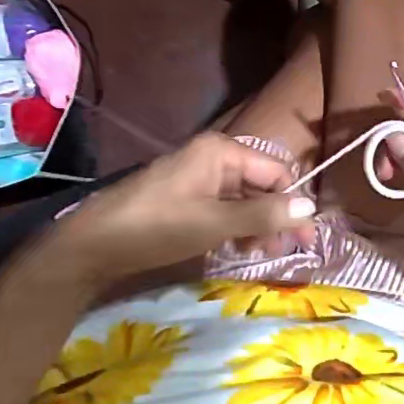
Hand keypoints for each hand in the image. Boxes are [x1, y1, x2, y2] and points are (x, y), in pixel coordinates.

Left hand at [52, 132, 315, 279]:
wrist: (94, 244)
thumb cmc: (158, 226)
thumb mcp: (215, 223)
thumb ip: (263, 214)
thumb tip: (310, 207)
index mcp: (222, 151)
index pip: (276, 171)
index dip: (294, 204)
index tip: (305, 240)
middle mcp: (213, 156)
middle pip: (260, 184)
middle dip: (273, 216)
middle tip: (279, 252)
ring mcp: (197, 176)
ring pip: (242, 198)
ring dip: (255, 224)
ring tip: (254, 253)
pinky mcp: (185, 196)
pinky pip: (222, 207)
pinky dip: (233, 226)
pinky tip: (232, 247)